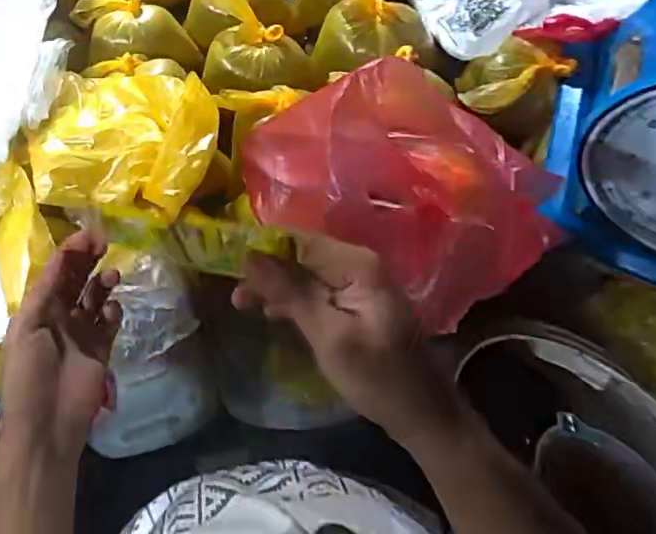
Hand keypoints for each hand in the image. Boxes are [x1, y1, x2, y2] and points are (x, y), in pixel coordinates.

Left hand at [1, 231, 121, 460]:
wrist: (46, 426)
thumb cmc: (29, 374)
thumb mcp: (27, 327)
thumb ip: (46, 290)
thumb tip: (63, 256)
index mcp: (38, 308)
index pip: (57, 270)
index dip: (72, 250)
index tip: (90, 235)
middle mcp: (60, 315)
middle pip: (78, 278)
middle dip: (89, 258)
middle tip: (105, 243)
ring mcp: (81, 331)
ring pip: (96, 296)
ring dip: (103, 282)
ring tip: (111, 277)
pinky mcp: (101, 349)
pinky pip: (110, 321)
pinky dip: (113, 311)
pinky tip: (111, 312)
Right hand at [233, 237, 457, 443]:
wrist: (422, 416)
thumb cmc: (377, 376)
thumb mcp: (328, 336)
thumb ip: (290, 293)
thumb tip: (250, 257)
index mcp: (356, 263)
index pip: (300, 240)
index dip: (264, 248)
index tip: (233, 261)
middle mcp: (358, 262)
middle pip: (301, 254)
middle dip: (267, 270)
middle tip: (237, 294)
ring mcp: (358, 280)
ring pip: (305, 271)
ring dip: (276, 286)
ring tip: (243, 302)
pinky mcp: (356, 299)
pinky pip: (316, 287)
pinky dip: (293, 298)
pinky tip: (272, 312)